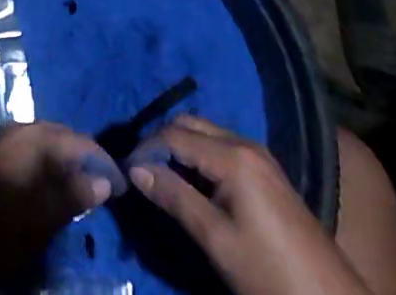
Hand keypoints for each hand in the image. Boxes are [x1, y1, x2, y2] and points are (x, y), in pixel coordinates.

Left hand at [0, 123, 121, 290]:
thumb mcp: (40, 219)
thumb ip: (71, 195)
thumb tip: (103, 182)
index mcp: (26, 140)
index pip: (73, 139)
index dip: (99, 159)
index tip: (121, 182)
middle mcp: (10, 132)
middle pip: (56, 136)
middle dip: (82, 156)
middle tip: (104, 183)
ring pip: (40, 143)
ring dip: (62, 160)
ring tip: (82, 186)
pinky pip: (24, 152)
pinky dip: (44, 165)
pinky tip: (51, 186)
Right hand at [127, 116, 370, 294]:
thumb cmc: (269, 271)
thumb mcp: (217, 239)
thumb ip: (175, 198)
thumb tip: (135, 169)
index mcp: (233, 157)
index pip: (174, 135)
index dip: (146, 149)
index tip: (125, 170)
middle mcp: (246, 144)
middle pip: (190, 124)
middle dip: (163, 140)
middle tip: (142, 170)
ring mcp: (260, 157)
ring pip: (207, 133)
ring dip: (181, 147)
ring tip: (161, 175)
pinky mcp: (268, 173)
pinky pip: (223, 148)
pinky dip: (200, 156)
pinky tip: (192, 182)